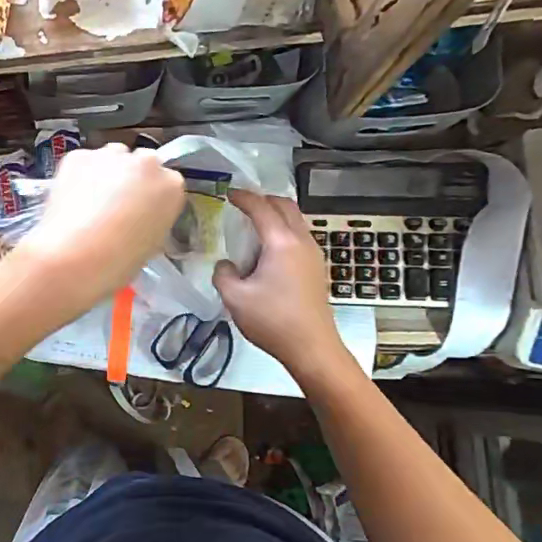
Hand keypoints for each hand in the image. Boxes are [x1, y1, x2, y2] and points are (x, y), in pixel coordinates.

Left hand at [13, 143, 184, 312]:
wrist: (74, 257)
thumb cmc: (117, 262)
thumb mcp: (150, 246)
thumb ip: (151, 221)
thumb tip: (138, 220)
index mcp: (171, 187)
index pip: (168, 182)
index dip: (152, 198)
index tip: (141, 211)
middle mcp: (146, 163)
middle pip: (142, 163)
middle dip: (132, 179)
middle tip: (116, 206)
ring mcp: (111, 155)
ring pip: (112, 158)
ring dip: (106, 173)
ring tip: (91, 203)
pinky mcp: (79, 156)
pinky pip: (83, 162)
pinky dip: (79, 176)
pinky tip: (72, 200)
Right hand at [213, 192, 348, 377]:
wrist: (311, 347)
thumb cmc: (272, 320)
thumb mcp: (235, 298)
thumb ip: (224, 274)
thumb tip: (226, 265)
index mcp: (281, 242)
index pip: (261, 208)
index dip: (243, 198)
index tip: (228, 194)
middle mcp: (302, 241)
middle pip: (286, 206)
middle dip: (264, 200)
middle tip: (244, 206)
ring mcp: (314, 254)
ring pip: (296, 221)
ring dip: (276, 216)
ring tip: (255, 228)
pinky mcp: (317, 269)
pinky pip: (300, 237)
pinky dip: (284, 232)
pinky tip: (270, 252)